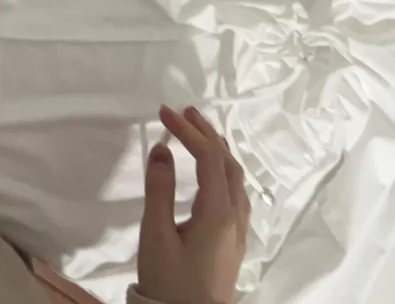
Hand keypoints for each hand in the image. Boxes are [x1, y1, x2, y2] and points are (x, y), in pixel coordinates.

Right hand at [137, 105, 250, 303]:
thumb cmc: (169, 283)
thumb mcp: (156, 235)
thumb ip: (159, 189)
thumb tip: (162, 149)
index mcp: (218, 214)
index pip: (208, 158)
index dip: (187, 130)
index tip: (163, 112)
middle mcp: (235, 219)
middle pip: (229, 164)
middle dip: (207, 133)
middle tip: (184, 112)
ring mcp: (238, 233)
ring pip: (236, 180)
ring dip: (218, 150)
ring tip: (198, 132)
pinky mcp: (233, 244)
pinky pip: (235, 194)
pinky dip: (222, 170)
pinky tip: (210, 173)